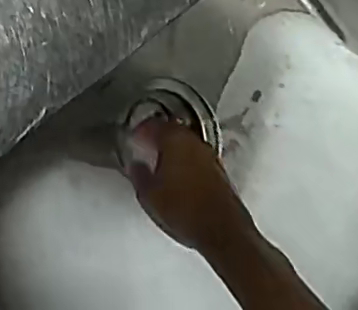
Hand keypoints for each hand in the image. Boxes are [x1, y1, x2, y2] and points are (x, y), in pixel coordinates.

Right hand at [123, 116, 250, 252]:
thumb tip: (136, 167)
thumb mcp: (149, 195)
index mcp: (173, 138)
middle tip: (146, 149)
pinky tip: (182, 183)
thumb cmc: (185, 210)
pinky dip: (188, 166)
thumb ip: (139, 175)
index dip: (140, 131)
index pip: (152, 124)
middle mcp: (193, 141)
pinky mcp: (221, 174)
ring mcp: (210, 157)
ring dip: (175, 152)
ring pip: (187, 146)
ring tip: (163, 168)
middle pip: (172, 131)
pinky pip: (199, 161)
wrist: (223, 234)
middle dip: (158, 139)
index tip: (134, 138)